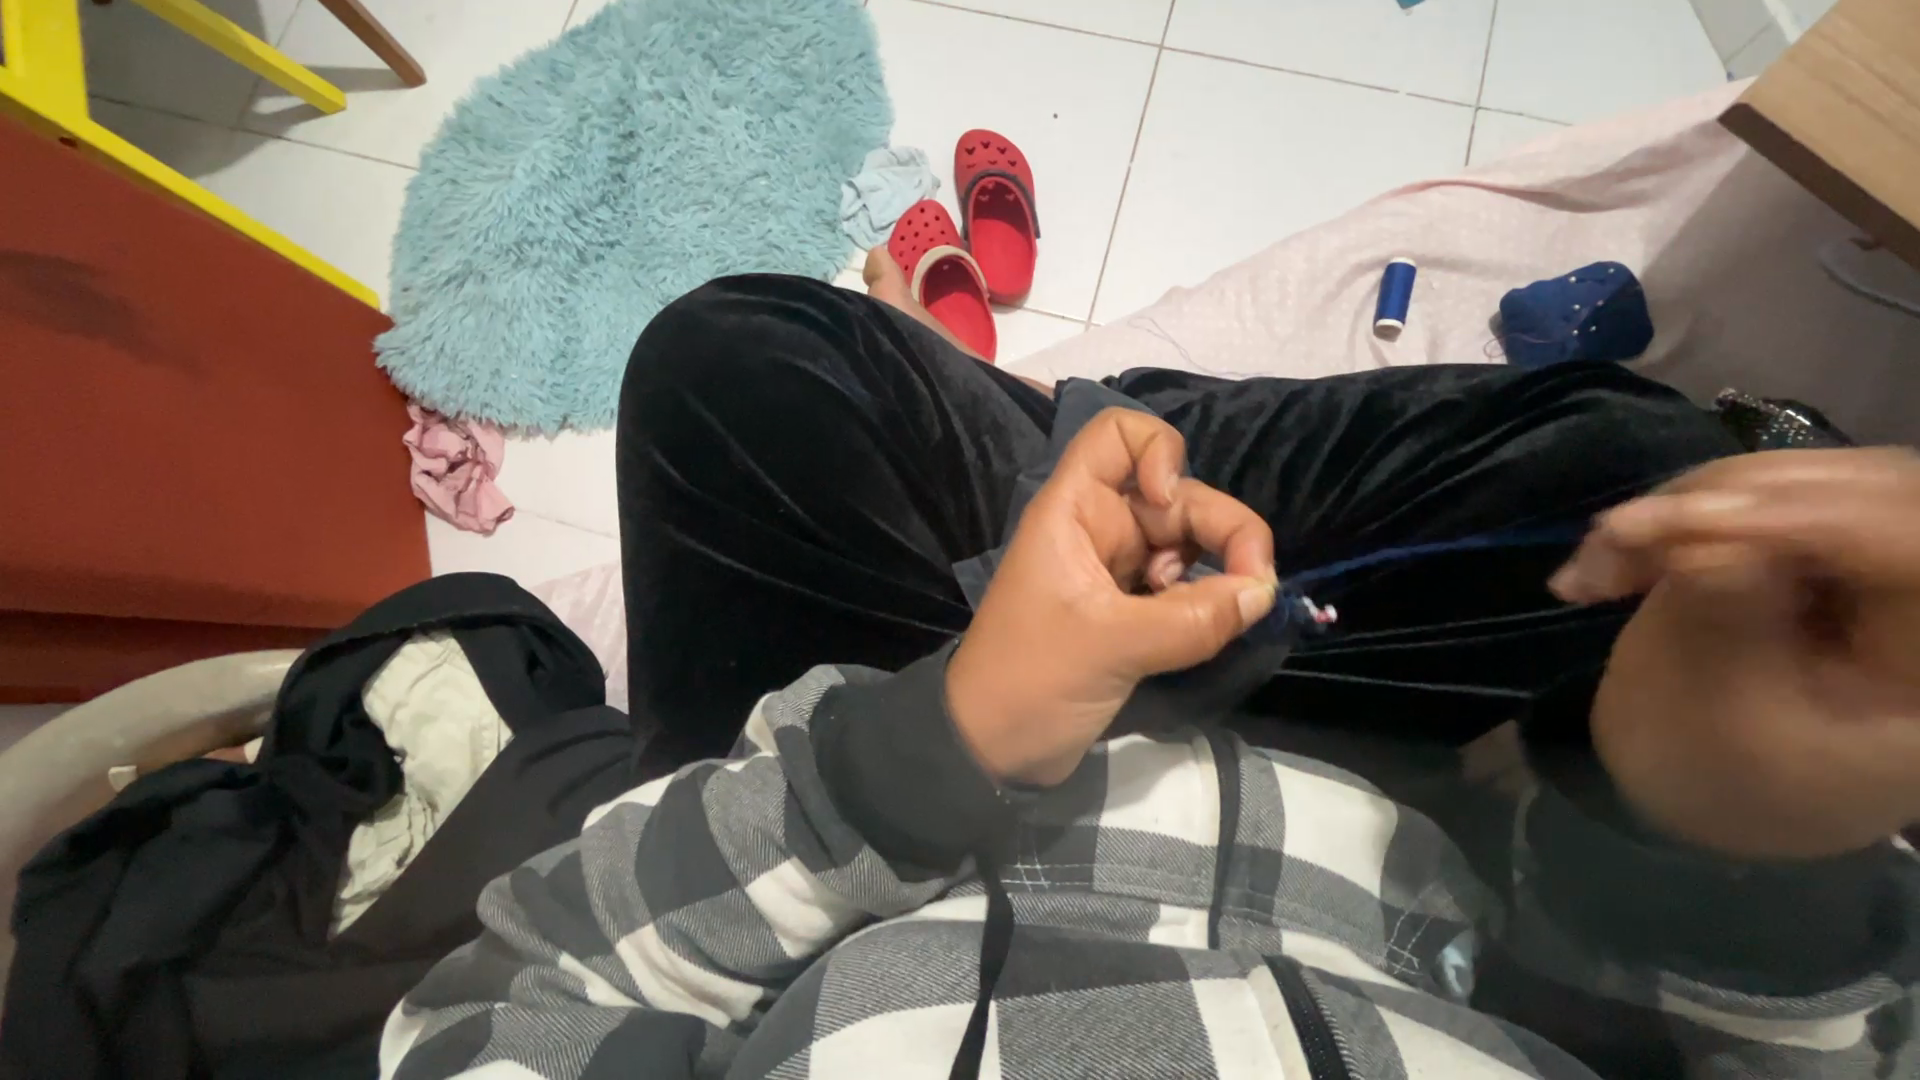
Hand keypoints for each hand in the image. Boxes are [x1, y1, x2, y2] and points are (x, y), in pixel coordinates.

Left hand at [946, 408, 1278, 785]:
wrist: (992, 746)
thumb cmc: (1029, 679)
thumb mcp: (1110, 646)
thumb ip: (1191, 619)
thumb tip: (1262, 593)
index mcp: (1073, 510)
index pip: (1117, 435)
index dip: (1158, 450)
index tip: (1172, 502)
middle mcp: (1097, 528)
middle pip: (1177, 494)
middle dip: (1221, 528)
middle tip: (1253, 583)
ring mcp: (1114, 569)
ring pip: (1186, 541)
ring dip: (1215, 569)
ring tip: (1216, 615)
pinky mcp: (1129, 610)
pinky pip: (1182, 585)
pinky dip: (1203, 599)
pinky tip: (1205, 628)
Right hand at [1552, 448, 1919, 857]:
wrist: (1703, 792)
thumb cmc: (1719, 774)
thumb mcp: (1716, 712)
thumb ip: (1725, 620)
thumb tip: (1712, 539)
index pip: (1904, 541)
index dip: (1800, 515)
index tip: (1674, 524)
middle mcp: (1916, 588)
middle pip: (1854, 488)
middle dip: (1720, 499)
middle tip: (1612, 535)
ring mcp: (1867, 563)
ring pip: (1791, 477)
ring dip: (1679, 505)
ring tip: (1599, 555)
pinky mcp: (1805, 550)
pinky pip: (1748, 495)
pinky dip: (1670, 513)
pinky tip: (1616, 549)